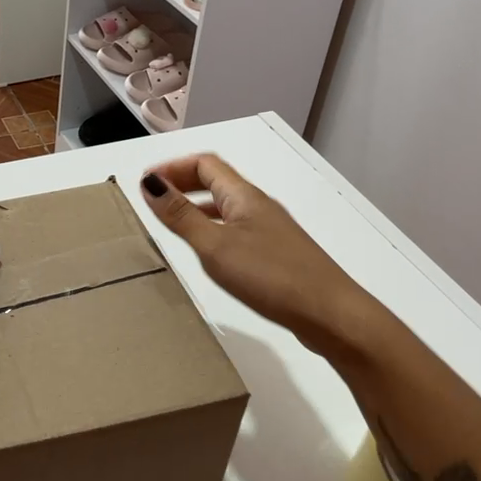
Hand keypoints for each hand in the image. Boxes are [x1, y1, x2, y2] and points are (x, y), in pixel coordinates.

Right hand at [141, 154, 388, 361]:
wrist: (334, 317)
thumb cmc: (272, 277)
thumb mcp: (215, 247)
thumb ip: (181, 216)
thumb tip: (149, 182)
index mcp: (244, 197)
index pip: (205, 164)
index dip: (173, 166)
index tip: (145, 181)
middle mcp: (259, 207)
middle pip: (217, 181)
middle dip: (183, 182)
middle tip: (154, 197)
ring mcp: (272, 231)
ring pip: (228, 206)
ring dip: (197, 206)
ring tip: (173, 222)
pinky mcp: (279, 255)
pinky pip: (238, 229)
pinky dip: (214, 229)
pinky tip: (210, 253)